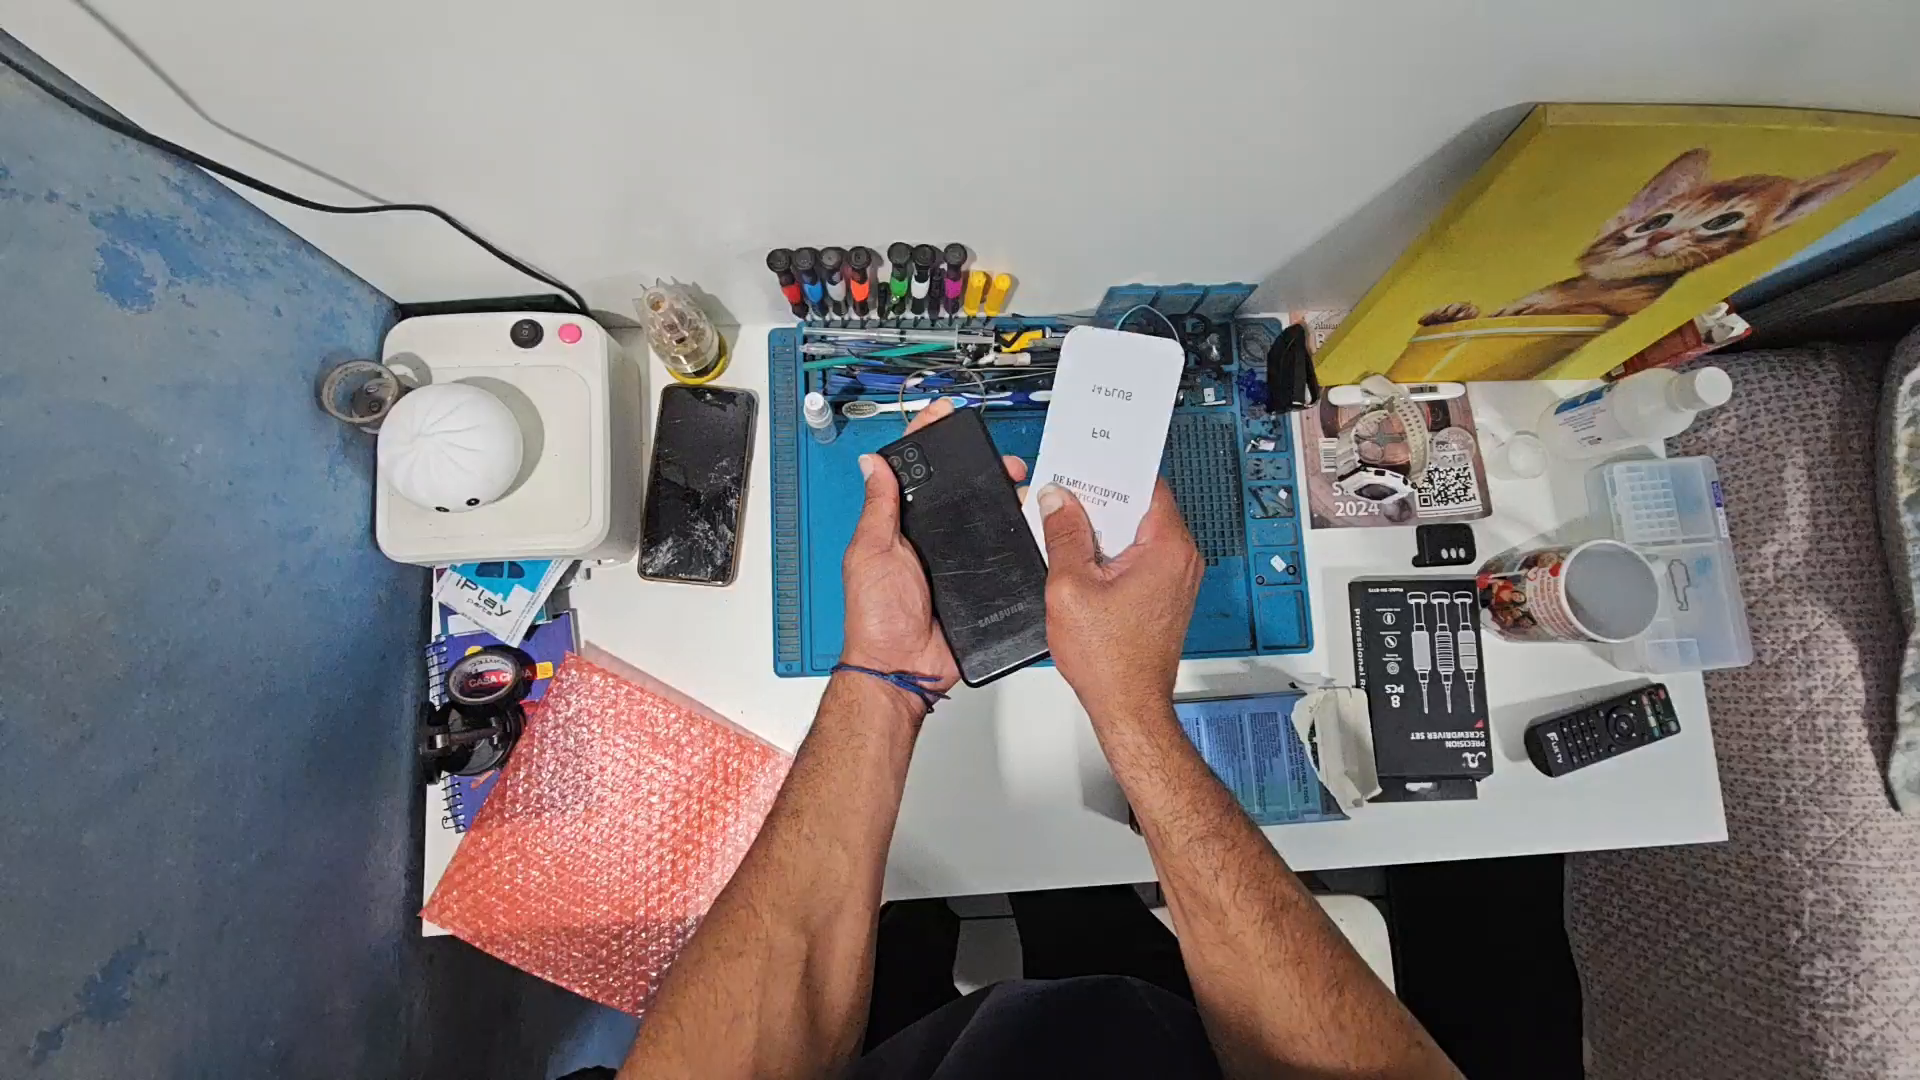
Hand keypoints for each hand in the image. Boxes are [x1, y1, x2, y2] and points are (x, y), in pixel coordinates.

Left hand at [840, 399, 1027, 694]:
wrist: (905, 665)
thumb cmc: (877, 617)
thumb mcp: (871, 553)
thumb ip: (877, 509)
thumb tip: (873, 463)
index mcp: (898, 526)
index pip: (912, 472)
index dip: (925, 440)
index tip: (943, 415)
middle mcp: (927, 538)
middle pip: (954, 490)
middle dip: (976, 465)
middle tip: (996, 456)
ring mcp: (955, 558)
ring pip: (981, 516)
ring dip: (999, 496)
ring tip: (1018, 481)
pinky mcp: (978, 581)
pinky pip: (997, 551)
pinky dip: (1012, 533)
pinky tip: (1026, 519)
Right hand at [1037, 479, 1202, 722]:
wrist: (1128, 705)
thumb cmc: (1109, 659)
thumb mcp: (1070, 586)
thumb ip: (1063, 534)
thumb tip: (1058, 499)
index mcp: (1167, 548)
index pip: (1146, 484)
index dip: (1112, 470)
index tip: (1087, 462)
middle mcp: (1181, 559)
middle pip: (1140, 507)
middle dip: (1101, 500)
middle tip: (1066, 497)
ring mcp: (1176, 578)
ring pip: (1137, 532)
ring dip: (1104, 528)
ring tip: (1068, 529)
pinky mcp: (1166, 594)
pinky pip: (1140, 555)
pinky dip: (1113, 551)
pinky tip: (1083, 559)